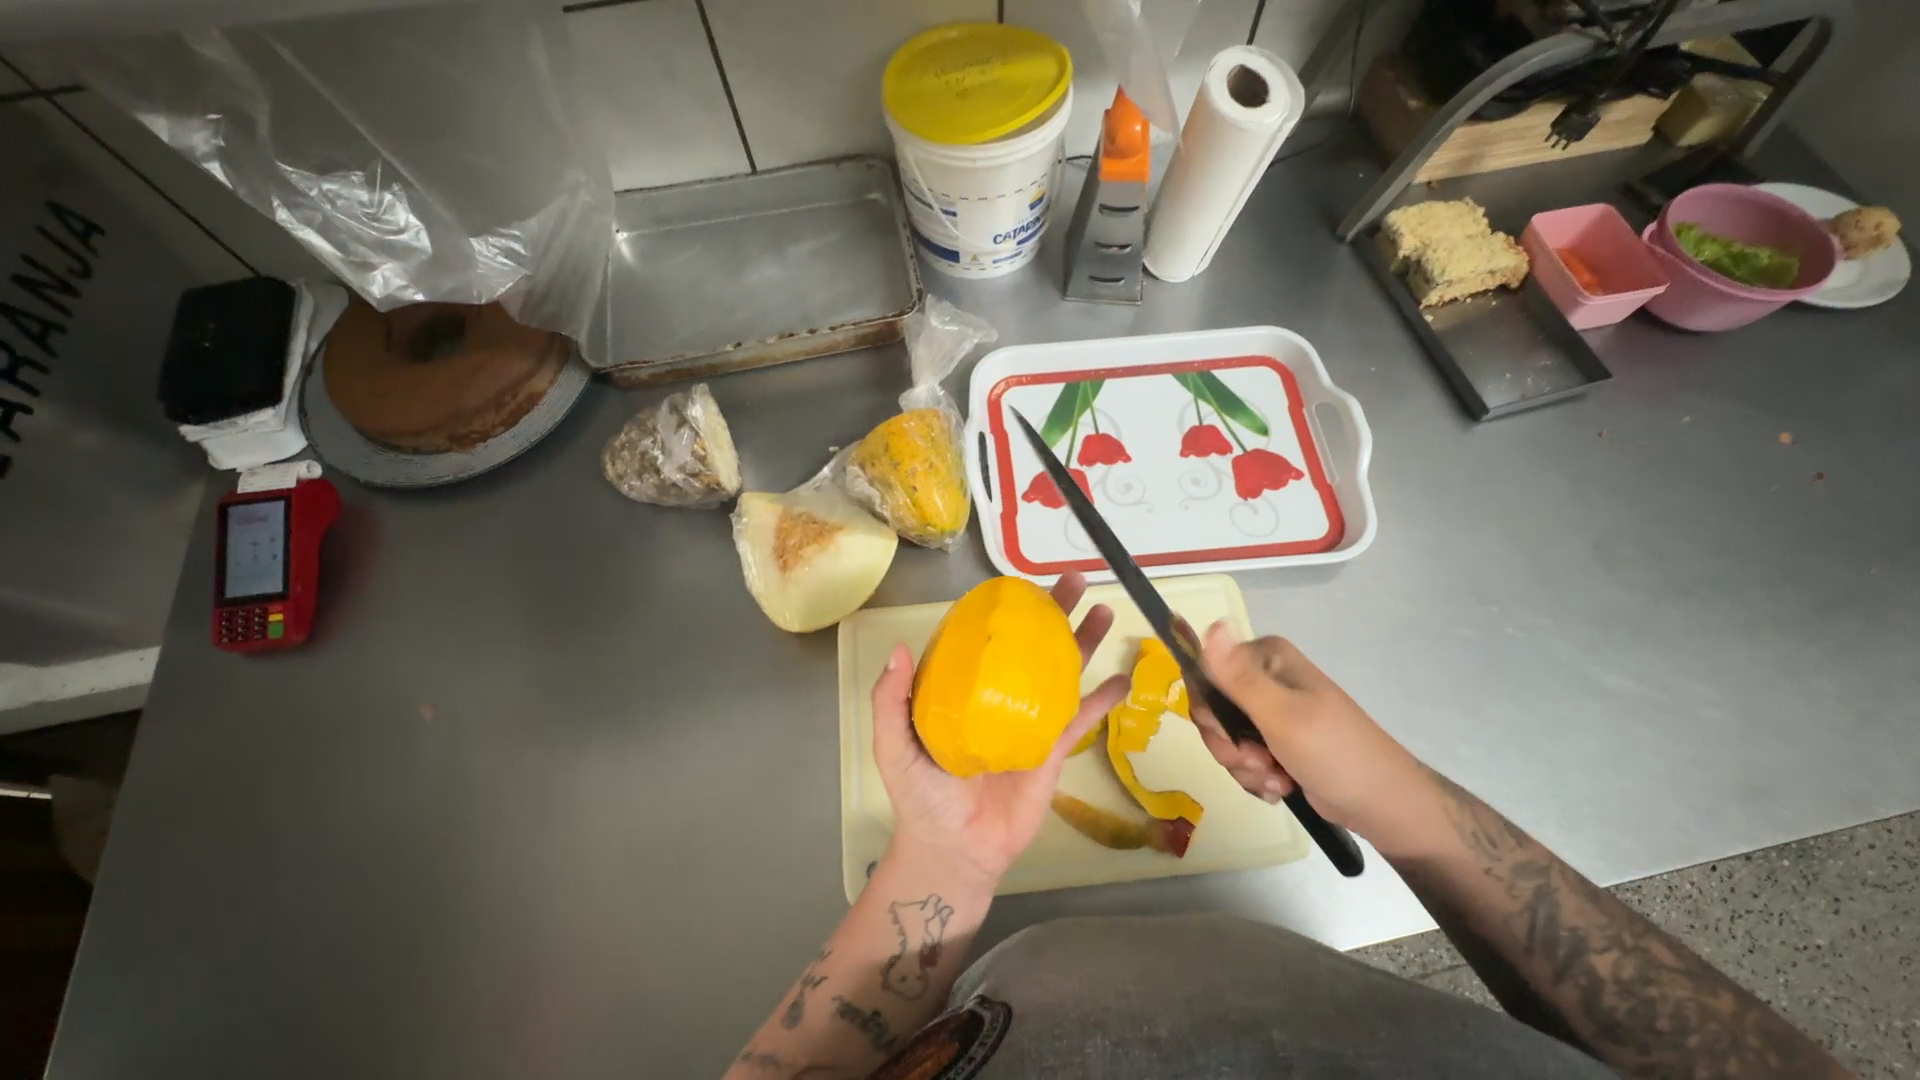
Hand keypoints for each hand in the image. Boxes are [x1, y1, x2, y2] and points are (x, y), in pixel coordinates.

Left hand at [871, 572, 1128, 886]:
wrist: (956, 849)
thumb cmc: (921, 797)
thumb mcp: (894, 746)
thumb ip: (892, 700)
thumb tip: (900, 648)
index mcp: (962, 691)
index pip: (985, 640)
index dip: (1003, 613)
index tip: (1022, 585)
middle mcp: (998, 697)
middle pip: (1029, 647)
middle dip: (1053, 613)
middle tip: (1074, 580)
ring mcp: (1028, 720)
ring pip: (1060, 672)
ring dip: (1083, 642)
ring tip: (1104, 612)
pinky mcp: (1052, 749)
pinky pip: (1080, 717)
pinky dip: (1103, 698)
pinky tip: (1124, 676)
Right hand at [1190, 622, 1435, 844]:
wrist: (1381, 802)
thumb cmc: (1333, 752)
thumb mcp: (1281, 714)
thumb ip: (1239, 677)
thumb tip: (1213, 623)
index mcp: (1266, 658)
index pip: (1205, 675)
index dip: (1209, 712)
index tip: (1231, 737)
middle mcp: (1264, 678)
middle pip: (1212, 710)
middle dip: (1229, 746)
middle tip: (1258, 763)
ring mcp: (1271, 711)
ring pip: (1225, 738)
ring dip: (1244, 766)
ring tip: (1275, 780)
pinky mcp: (1276, 741)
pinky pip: (1242, 756)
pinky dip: (1254, 776)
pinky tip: (1278, 787)